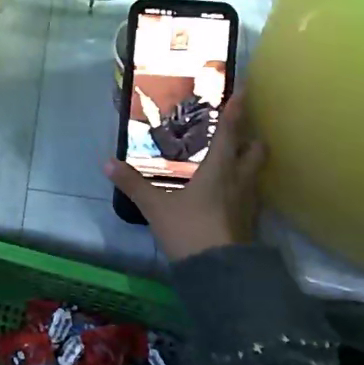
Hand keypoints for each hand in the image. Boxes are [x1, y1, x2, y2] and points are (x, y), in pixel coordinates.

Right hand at [106, 89, 266, 261]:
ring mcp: (249, 202)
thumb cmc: (189, 230)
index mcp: (219, 168)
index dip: (236, 109)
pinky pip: (251, 194)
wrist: (220, 273)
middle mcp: (240, 179)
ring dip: (249, 162)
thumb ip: (133, 184)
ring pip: (256, 172)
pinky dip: (244, 187)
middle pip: (256, 149)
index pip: (231, 131)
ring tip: (234, 159)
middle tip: (239, 131)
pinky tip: (230, 193)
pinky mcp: (250, 222)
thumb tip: (107, 162)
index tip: (243, 90)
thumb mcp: (156, 207)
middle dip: (250, 137)